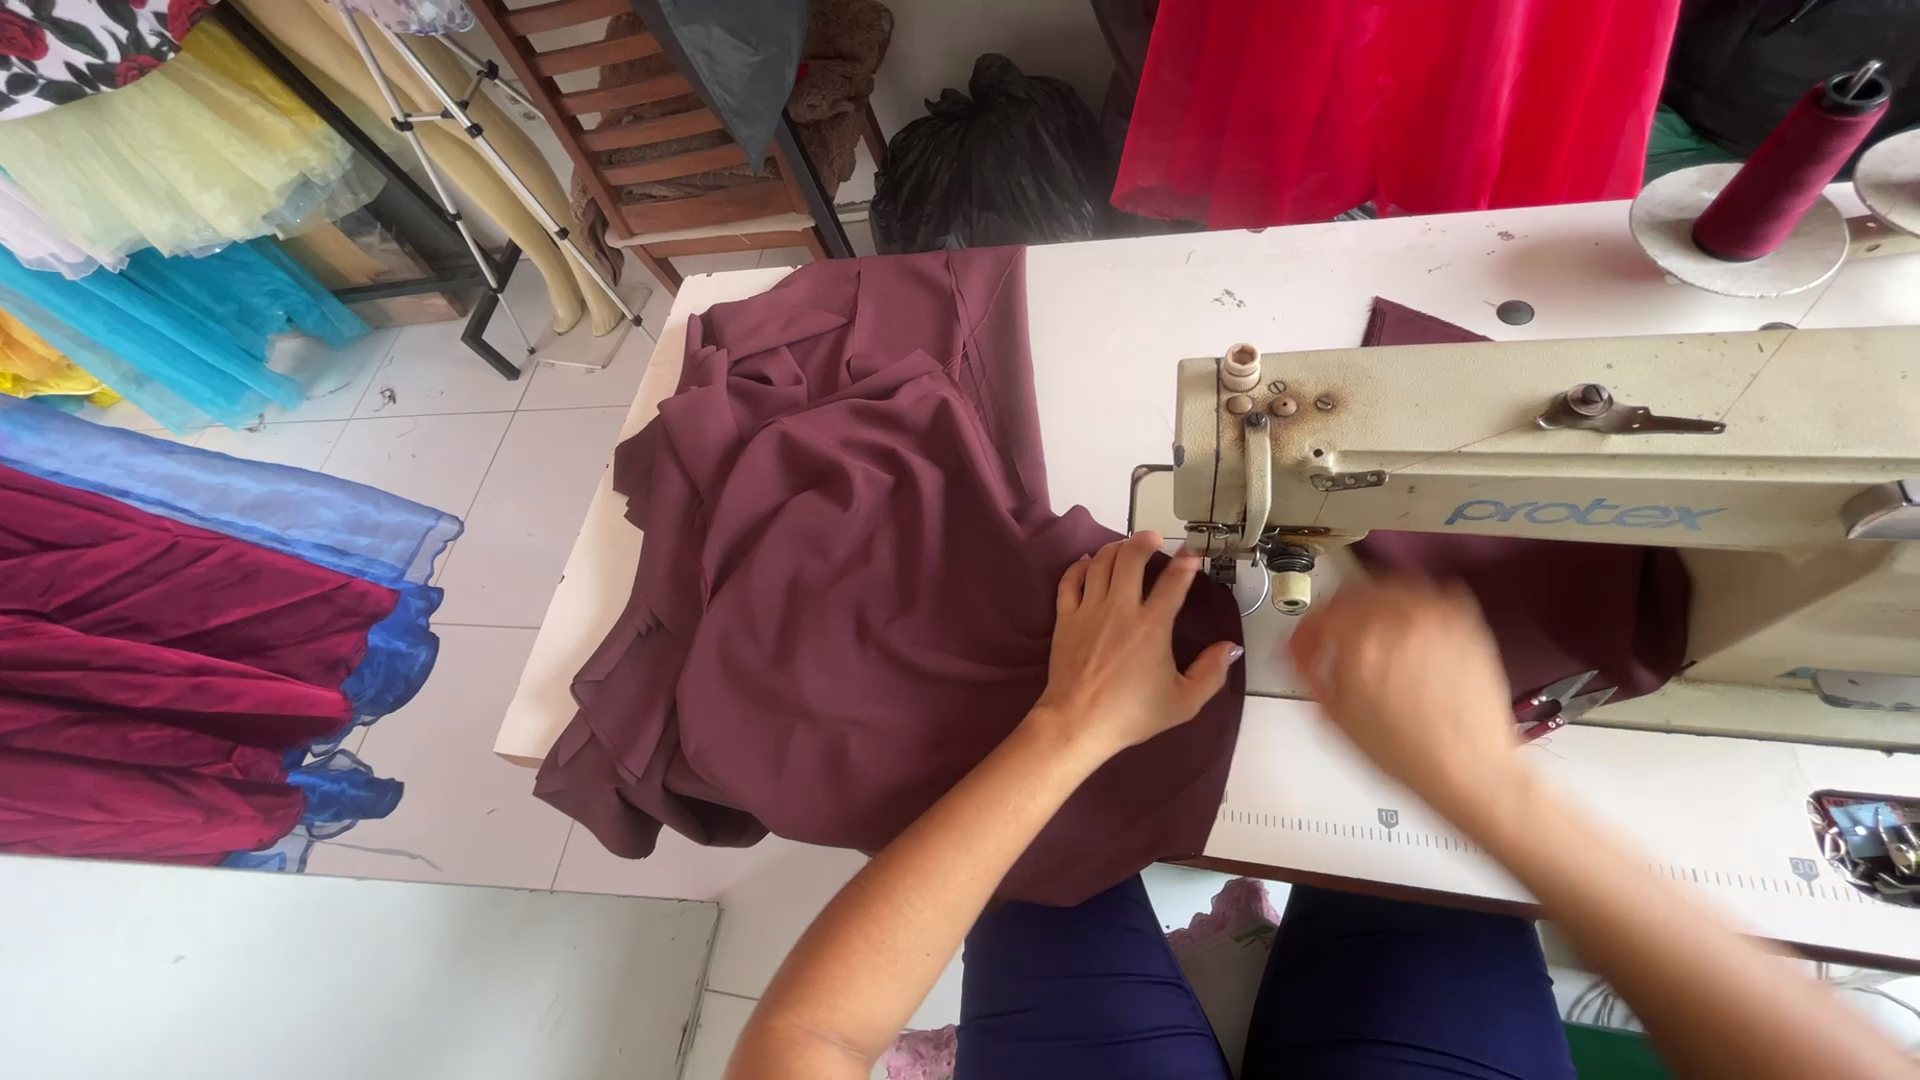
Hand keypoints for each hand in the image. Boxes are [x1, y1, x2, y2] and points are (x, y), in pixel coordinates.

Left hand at [1029, 532, 1241, 759]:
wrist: (1078, 722)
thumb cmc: (1132, 714)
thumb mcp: (1184, 702)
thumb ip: (1212, 672)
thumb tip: (1230, 647)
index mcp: (1152, 625)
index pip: (1174, 581)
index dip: (1186, 562)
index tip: (1192, 553)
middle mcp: (1120, 608)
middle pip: (1130, 558)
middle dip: (1144, 541)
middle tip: (1153, 538)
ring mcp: (1089, 609)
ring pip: (1100, 563)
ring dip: (1114, 548)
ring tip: (1124, 546)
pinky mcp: (1064, 617)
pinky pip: (1070, 580)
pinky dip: (1079, 566)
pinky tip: (1088, 562)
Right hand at [1287, 576, 1521, 816]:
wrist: (1467, 768)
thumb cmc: (1407, 751)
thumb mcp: (1335, 716)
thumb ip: (1311, 674)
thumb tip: (1301, 655)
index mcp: (1358, 640)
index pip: (1317, 615)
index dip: (1304, 633)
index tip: (1305, 646)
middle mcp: (1396, 620)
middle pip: (1351, 592)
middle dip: (1334, 612)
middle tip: (1331, 632)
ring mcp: (1435, 619)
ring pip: (1393, 584)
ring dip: (1374, 599)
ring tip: (1369, 621)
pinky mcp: (1467, 626)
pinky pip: (1438, 593)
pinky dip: (1419, 600)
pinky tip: (1412, 619)